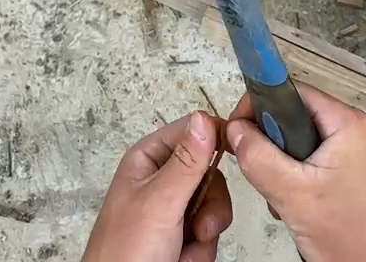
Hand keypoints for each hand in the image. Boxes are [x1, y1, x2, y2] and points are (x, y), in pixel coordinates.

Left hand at [83, 111, 232, 261]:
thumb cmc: (127, 251)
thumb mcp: (160, 202)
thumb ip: (186, 162)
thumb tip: (203, 117)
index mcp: (149, 158)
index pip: (191, 131)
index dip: (216, 138)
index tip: (238, 152)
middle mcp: (160, 179)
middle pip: (208, 173)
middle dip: (210, 206)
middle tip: (202, 227)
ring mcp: (170, 208)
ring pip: (211, 206)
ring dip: (205, 235)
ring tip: (185, 253)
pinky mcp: (178, 235)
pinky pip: (206, 233)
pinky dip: (199, 252)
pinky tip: (182, 261)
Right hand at [226, 84, 365, 261]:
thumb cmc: (349, 235)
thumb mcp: (293, 194)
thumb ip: (258, 157)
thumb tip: (234, 128)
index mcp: (345, 121)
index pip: (289, 91)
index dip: (258, 106)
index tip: (239, 131)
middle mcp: (354, 128)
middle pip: (294, 117)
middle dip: (271, 144)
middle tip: (261, 172)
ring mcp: (356, 152)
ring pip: (301, 142)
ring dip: (283, 166)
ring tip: (284, 197)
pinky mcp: (354, 173)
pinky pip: (314, 160)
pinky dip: (299, 178)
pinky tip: (297, 205)